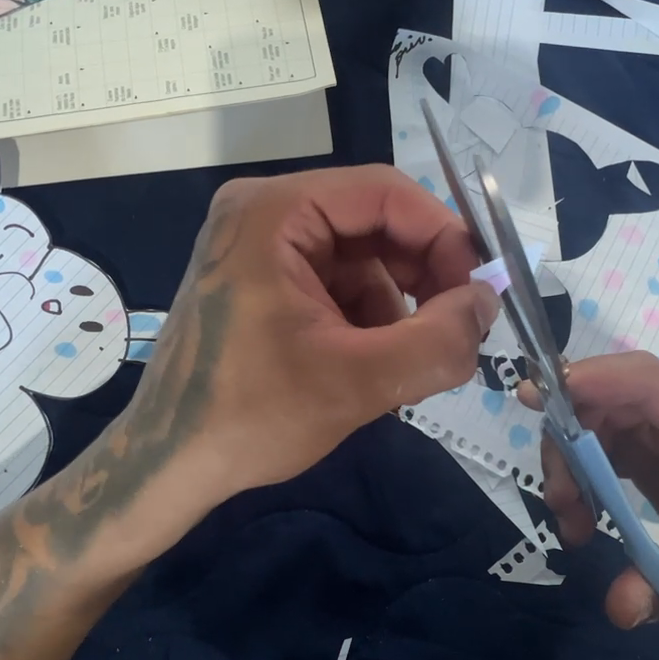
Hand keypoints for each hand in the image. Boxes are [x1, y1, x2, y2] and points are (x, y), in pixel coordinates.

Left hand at [119, 165, 498, 512]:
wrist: (169, 466)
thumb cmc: (251, 417)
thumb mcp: (357, 381)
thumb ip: (439, 341)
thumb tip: (489, 302)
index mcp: (274, 212)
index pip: (386, 194)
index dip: (444, 236)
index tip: (480, 291)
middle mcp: (263, 213)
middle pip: (375, 222)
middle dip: (423, 276)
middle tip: (457, 329)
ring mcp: (259, 246)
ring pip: (363, 256)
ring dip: (396, 306)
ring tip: (400, 363)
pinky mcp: (261, 280)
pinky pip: (337, 281)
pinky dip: (366, 318)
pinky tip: (366, 363)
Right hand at [522, 351, 658, 626]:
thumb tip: (616, 608)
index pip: (647, 384)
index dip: (593, 378)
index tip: (540, 395)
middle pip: (612, 392)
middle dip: (568, 425)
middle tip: (554, 485)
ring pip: (599, 414)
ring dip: (569, 456)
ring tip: (568, 514)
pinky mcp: (650, 449)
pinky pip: (601, 437)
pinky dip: (578, 467)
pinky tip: (578, 510)